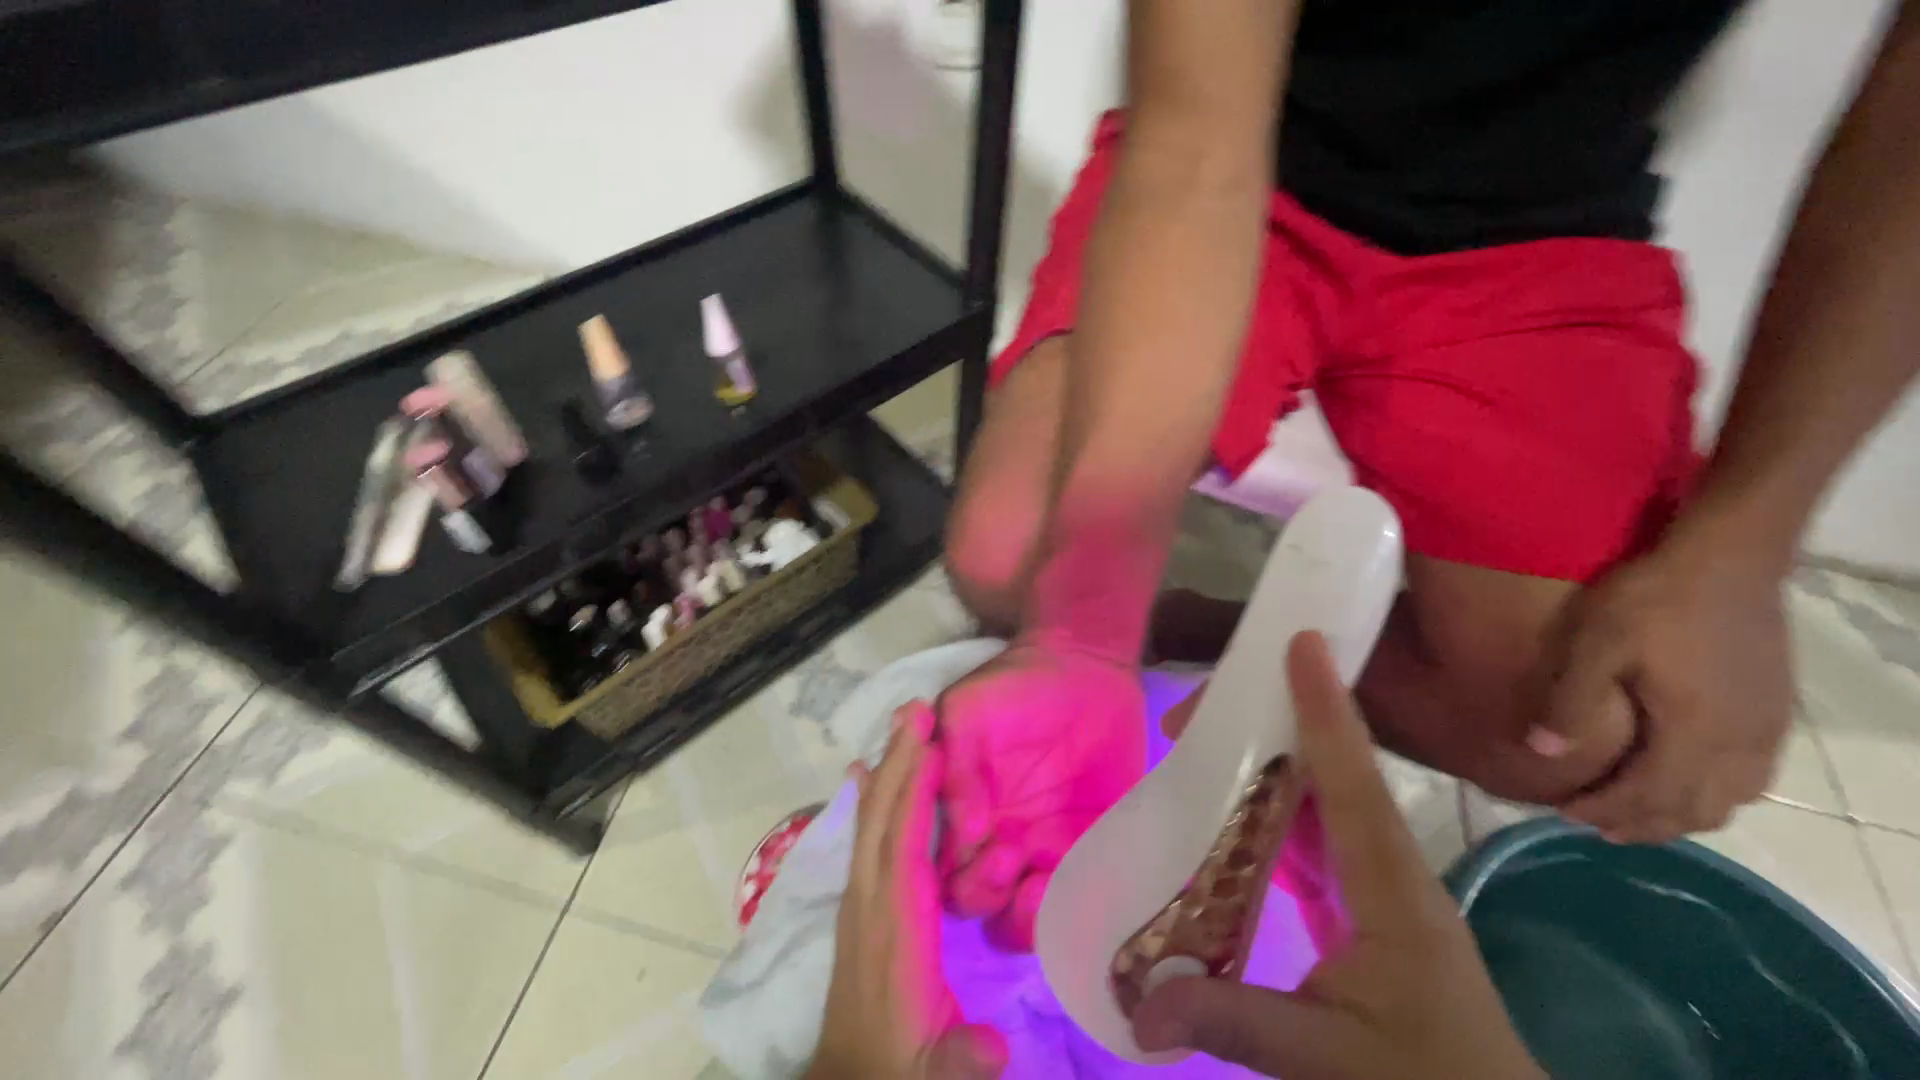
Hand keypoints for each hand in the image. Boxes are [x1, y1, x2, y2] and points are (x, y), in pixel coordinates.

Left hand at [807, 703, 1007, 1079]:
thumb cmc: (902, 1065)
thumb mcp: (937, 1071)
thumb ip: (963, 1059)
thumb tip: (992, 1048)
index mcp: (896, 932)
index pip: (904, 851)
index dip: (915, 797)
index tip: (930, 746)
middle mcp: (868, 904)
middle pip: (880, 820)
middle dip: (898, 762)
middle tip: (912, 709)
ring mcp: (857, 902)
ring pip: (868, 822)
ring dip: (884, 770)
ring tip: (896, 726)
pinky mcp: (856, 905)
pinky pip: (864, 837)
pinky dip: (868, 799)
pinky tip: (865, 775)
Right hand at [935, 641, 1147, 949]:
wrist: (1081, 664)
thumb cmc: (1012, 686)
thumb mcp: (966, 713)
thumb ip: (956, 766)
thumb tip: (962, 830)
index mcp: (964, 820)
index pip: (943, 878)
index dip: (956, 880)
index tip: (979, 851)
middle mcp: (1000, 844)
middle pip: (982, 906)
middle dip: (987, 896)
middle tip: (1008, 857)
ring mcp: (1048, 849)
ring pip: (1030, 916)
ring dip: (1028, 916)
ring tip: (1041, 884)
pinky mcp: (1095, 844)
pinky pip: (1086, 893)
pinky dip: (1080, 902)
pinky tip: (1080, 877)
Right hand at [1132, 633, 1544, 1079]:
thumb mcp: (1326, 1061)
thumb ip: (1231, 1022)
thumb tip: (1139, 1004)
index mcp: (1393, 893)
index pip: (1354, 785)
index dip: (1327, 712)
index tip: (1303, 645)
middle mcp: (1389, 875)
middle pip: (1332, 779)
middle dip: (1271, 731)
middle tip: (1194, 713)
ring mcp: (1379, 894)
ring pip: (1322, 808)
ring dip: (1267, 772)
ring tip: (1205, 744)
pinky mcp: (1364, 915)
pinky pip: (1312, 848)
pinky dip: (1270, 822)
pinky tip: (1230, 816)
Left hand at [1535, 527, 1792, 843]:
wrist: (1727, 559)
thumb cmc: (1652, 601)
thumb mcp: (1597, 646)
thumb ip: (1570, 701)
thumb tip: (1540, 752)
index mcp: (1693, 733)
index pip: (1647, 796)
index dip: (1605, 811)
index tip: (1564, 815)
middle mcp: (1739, 744)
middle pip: (1693, 810)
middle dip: (1641, 824)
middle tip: (1594, 825)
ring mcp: (1765, 730)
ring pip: (1728, 799)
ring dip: (1679, 814)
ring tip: (1633, 813)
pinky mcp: (1774, 712)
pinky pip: (1750, 778)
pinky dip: (1711, 794)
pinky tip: (1684, 782)